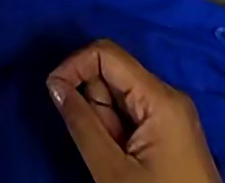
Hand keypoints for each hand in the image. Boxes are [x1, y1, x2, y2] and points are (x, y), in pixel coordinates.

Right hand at [47, 40, 222, 182]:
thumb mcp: (113, 171)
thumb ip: (81, 122)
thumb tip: (54, 84)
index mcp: (160, 98)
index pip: (105, 54)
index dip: (74, 65)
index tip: (53, 92)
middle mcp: (168, 97)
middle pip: (112, 74)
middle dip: (91, 101)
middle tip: (98, 146)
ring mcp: (171, 116)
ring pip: (118, 96)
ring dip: (103, 121)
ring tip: (114, 161)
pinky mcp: (170, 134)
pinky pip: (131, 114)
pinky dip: (116, 131)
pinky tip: (123, 161)